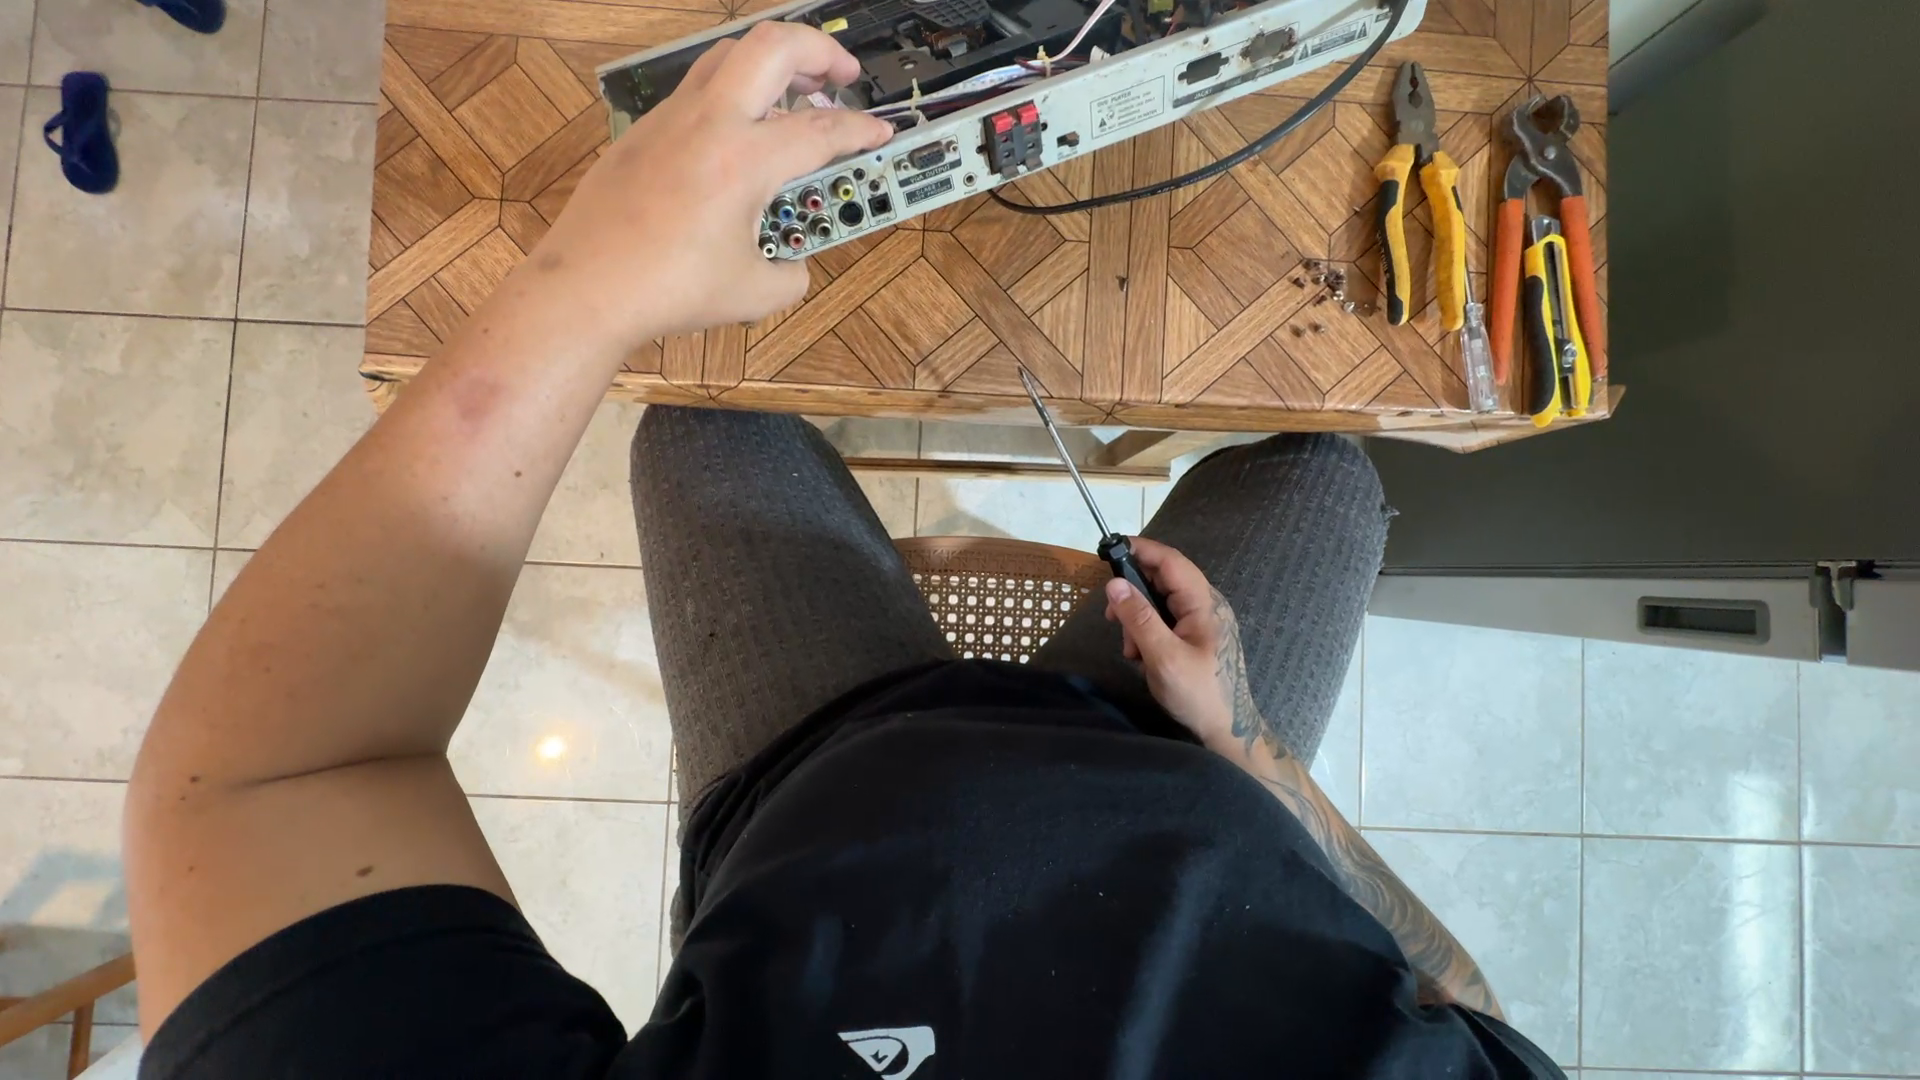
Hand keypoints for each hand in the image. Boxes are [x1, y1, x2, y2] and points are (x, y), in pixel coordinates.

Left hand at [520, 23, 893, 346]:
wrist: (590, 286)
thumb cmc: (669, 289)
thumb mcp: (755, 292)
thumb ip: (792, 272)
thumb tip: (793, 262)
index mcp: (743, 161)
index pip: (820, 132)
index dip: (861, 130)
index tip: (881, 131)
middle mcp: (708, 124)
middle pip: (772, 46)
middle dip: (819, 51)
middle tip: (843, 75)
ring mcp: (670, 120)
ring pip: (729, 55)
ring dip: (772, 62)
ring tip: (796, 93)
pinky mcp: (645, 132)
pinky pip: (700, 89)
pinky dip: (735, 93)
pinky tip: (742, 132)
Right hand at [1102, 537, 1269, 756]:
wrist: (1227, 731)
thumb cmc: (1199, 693)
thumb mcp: (1163, 656)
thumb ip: (1138, 618)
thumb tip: (1114, 584)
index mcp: (1204, 603)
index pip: (1170, 561)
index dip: (1142, 549)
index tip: (1110, 548)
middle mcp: (1204, 605)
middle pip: (1163, 578)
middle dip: (1133, 592)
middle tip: (1111, 614)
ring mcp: (1200, 621)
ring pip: (1160, 600)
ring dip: (1137, 617)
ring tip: (1130, 647)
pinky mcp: (1194, 636)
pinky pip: (1164, 619)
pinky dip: (1146, 631)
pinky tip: (1140, 655)